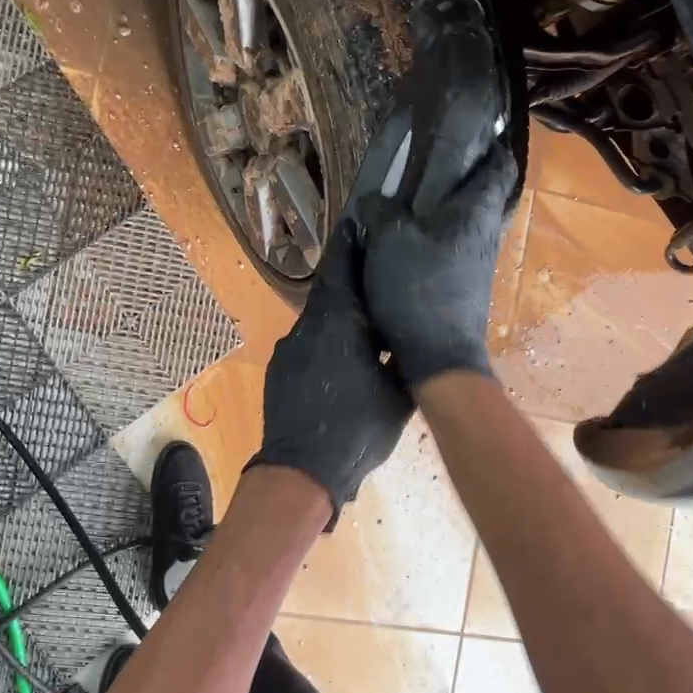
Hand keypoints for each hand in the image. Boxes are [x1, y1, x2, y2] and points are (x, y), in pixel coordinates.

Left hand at [248, 217, 413, 524]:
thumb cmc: (357, 428)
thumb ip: (404, 358)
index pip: (343, 268)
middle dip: (351, 280)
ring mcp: (288, 348)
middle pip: (330, 292)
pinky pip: (307, 342)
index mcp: (337, 322)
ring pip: (318, 320)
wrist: (301, 469)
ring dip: (340, 314)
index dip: (353, 244)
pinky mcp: (279, 370)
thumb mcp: (397, 392)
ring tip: (366, 318)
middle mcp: (306, 327)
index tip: (362, 222)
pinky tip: (343, 355)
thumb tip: (412, 339)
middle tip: (376, 271)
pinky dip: (326, 339)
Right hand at [359, 141, 518, 386]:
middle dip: (462, 175)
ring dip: (446, 208)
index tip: (471, 132)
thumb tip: (374, 198)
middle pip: (484, 192)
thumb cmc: (417, 288)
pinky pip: (455, 245)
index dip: (490, 145)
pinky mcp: (466, 284)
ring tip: (412, 201)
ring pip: (468, 220)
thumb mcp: (388, 240)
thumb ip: (380, 210)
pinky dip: (438, 235)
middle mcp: (486, 231)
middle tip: (428, 164)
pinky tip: (409, 241)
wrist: (438, 355)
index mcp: (475, 210)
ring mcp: (479, 261)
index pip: (500, 165)